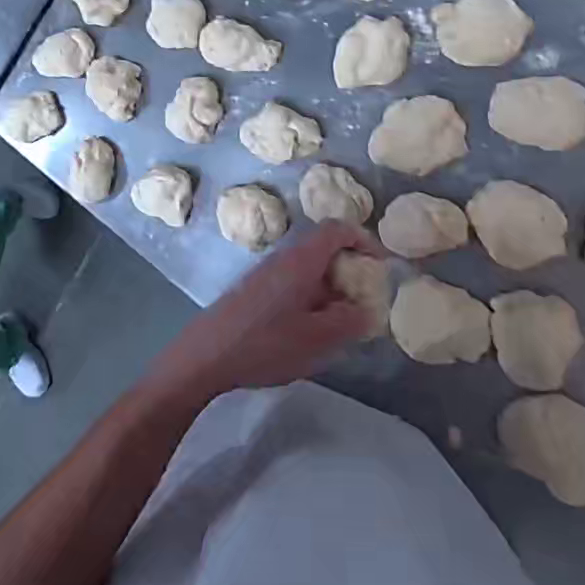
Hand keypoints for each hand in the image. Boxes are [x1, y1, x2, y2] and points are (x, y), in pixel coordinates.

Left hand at [147, 222, 375, 403]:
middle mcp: (284, 258)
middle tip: (364, 299)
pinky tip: (309, 329)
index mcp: (301, 260)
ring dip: (330, 286)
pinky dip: (310, 296)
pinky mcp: (255, 290)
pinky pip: (293, 282)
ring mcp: (266, 273)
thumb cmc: (264, 343)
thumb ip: (348, 321)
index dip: (364, 240)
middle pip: (324, 248)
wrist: (205, 356)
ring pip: (308, 268)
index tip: (380, 265)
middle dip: (350, 269)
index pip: (337, 229)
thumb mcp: (316, 338)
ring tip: (340, 320)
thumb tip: (367, 309)